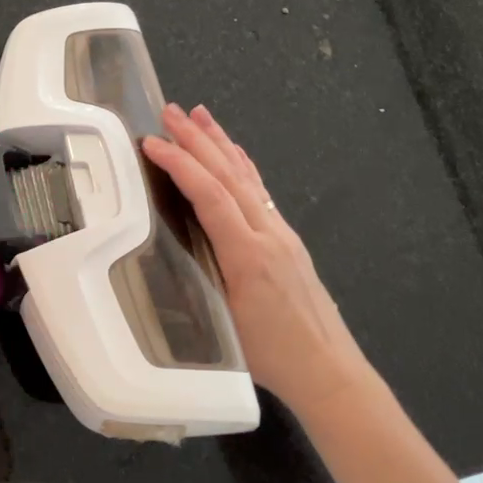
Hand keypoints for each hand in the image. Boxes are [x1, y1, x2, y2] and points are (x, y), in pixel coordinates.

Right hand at [143, 103, 375, 416]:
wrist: (330, 372)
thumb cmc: (272, 356)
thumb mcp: (222, 326)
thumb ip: (194, 286)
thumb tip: (158, 259)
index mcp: (247, 254)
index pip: (211, 195)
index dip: (180, 164)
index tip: (151, 142)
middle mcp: (268, 235)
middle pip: (230, 175)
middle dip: (198, 140)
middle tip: (171, 111)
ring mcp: (282, 235)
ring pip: (248, 178)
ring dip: (221, 144)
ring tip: (201, 115)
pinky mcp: (288, 242)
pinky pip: (261, 192)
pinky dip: (243, 166)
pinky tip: (236, 155)